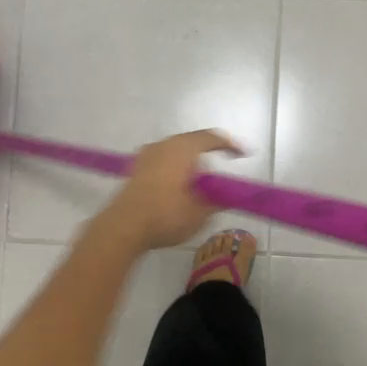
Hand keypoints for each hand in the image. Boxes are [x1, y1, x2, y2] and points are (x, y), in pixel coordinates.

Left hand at [96, 130, 241, 250]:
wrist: (123, 227)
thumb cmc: (166, 216)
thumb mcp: (200, 212)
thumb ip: (219, 200)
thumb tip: (230, 195)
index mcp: (183, 148)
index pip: (212, 138)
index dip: (230, 145)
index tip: (242, 153)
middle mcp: (164, 144)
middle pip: (191, 141)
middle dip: (208, 151)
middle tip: (222, 162)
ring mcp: (146, 154)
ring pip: (174, 149)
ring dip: (189, 159)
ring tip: (199, 175)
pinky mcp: (135, 168)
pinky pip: (162, 159)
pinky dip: (174, 166)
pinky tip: (176, 182)